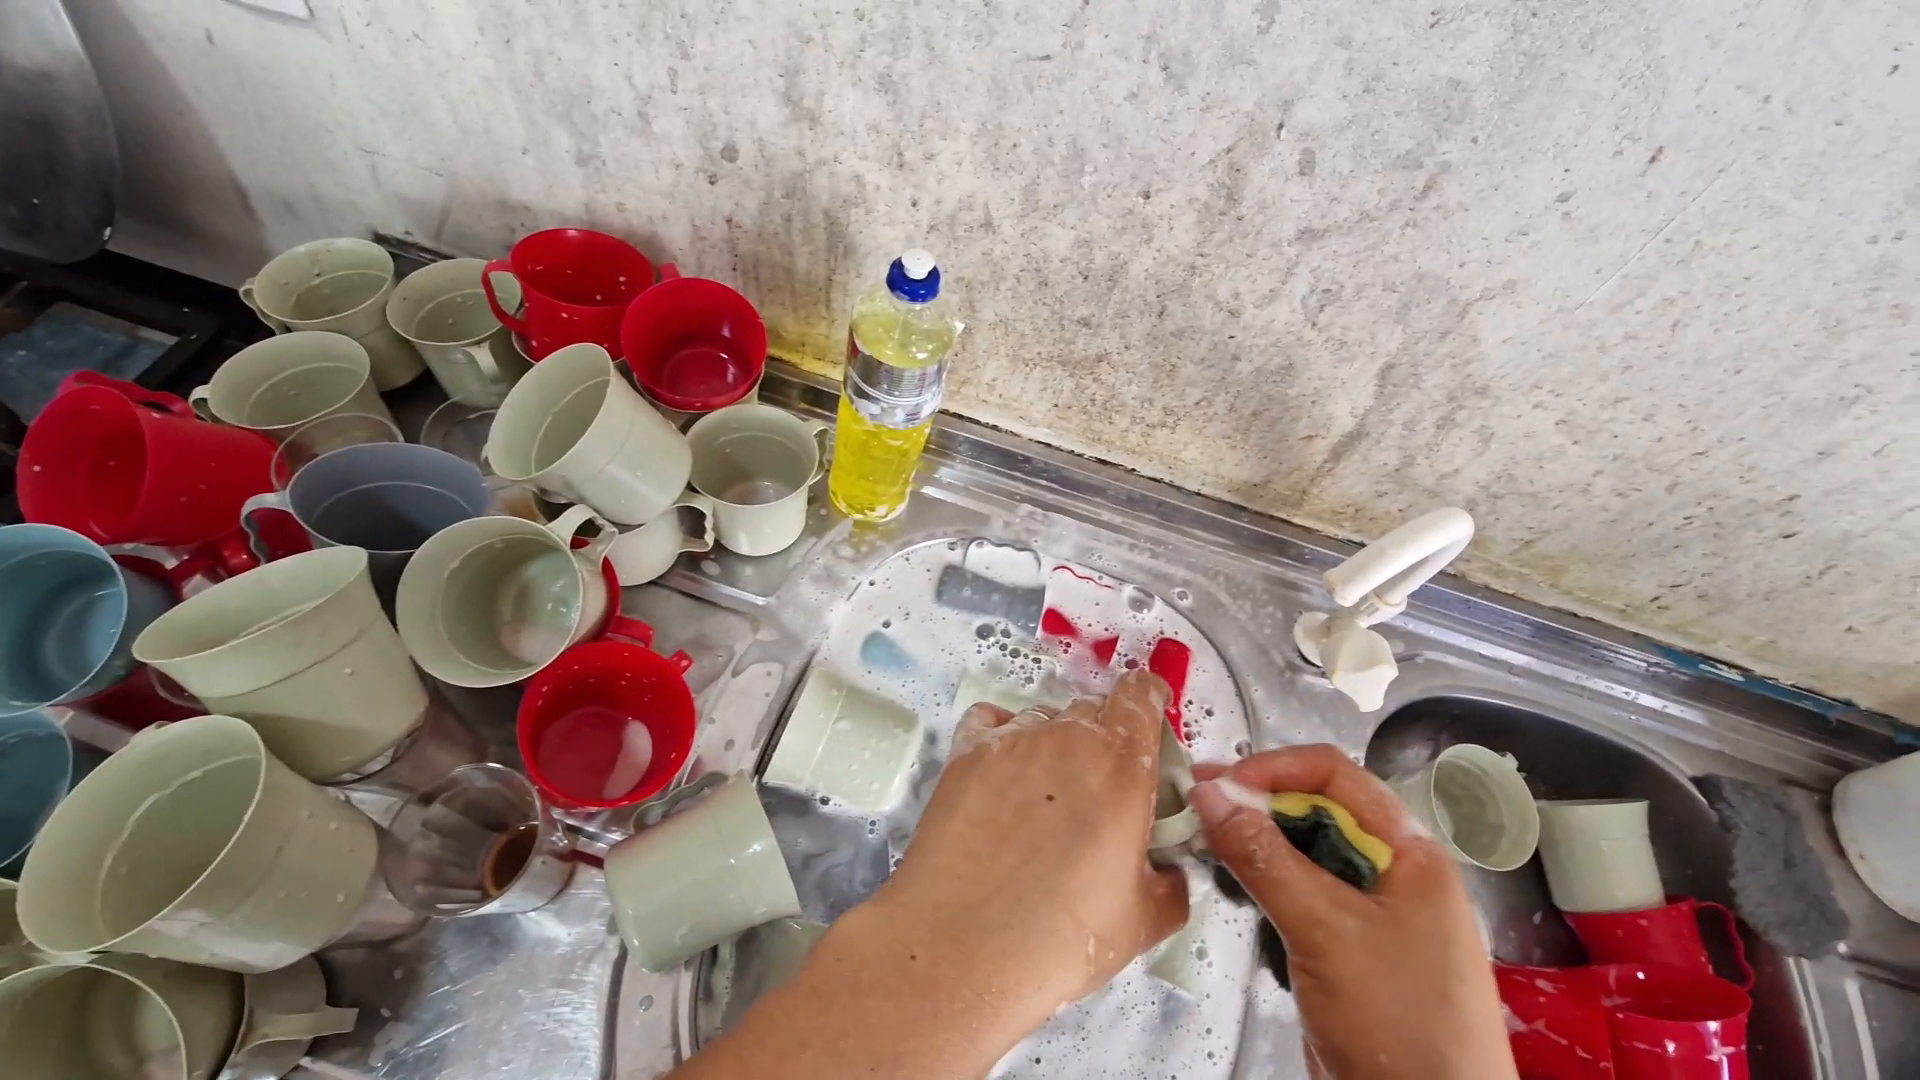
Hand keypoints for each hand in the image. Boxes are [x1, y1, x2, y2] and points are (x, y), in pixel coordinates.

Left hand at [870, 671, 1189, 1026]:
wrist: (965, 943)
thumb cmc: (1062, 935)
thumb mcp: (1142, 921)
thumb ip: (1169, 885)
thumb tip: (1169, 875)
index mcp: (1122, 765)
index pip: (1140, 696)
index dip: (1148, 698)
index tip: (1148, 716)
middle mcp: (1067, 737)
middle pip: (1092, 709)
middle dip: (1103, 736)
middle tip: (1098, 786)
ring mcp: (1011, 741)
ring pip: (1043, 718)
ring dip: (1053, 742)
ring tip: (1044, 794)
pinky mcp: (964, 754)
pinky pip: (988, 721)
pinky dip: (1000, 733)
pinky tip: (1000, 770)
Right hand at [1189, 746, 1516, 1079]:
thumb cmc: (1395, 1019)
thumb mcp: (1324, 930)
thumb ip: (1264, 857)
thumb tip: (1207, 790)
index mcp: (1408, 850)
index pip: (1333, 774)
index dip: (1272, 770)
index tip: (1217, 788)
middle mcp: (1390, 869)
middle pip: (1315, 807)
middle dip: (1255, 801)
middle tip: (1195, 806)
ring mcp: (1368, 909)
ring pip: (1302, 849)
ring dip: (1253, 838)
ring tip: (1201, 837)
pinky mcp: (1345, 944)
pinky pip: (1299, 889)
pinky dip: (1261, 876)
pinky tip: (1228, 877)